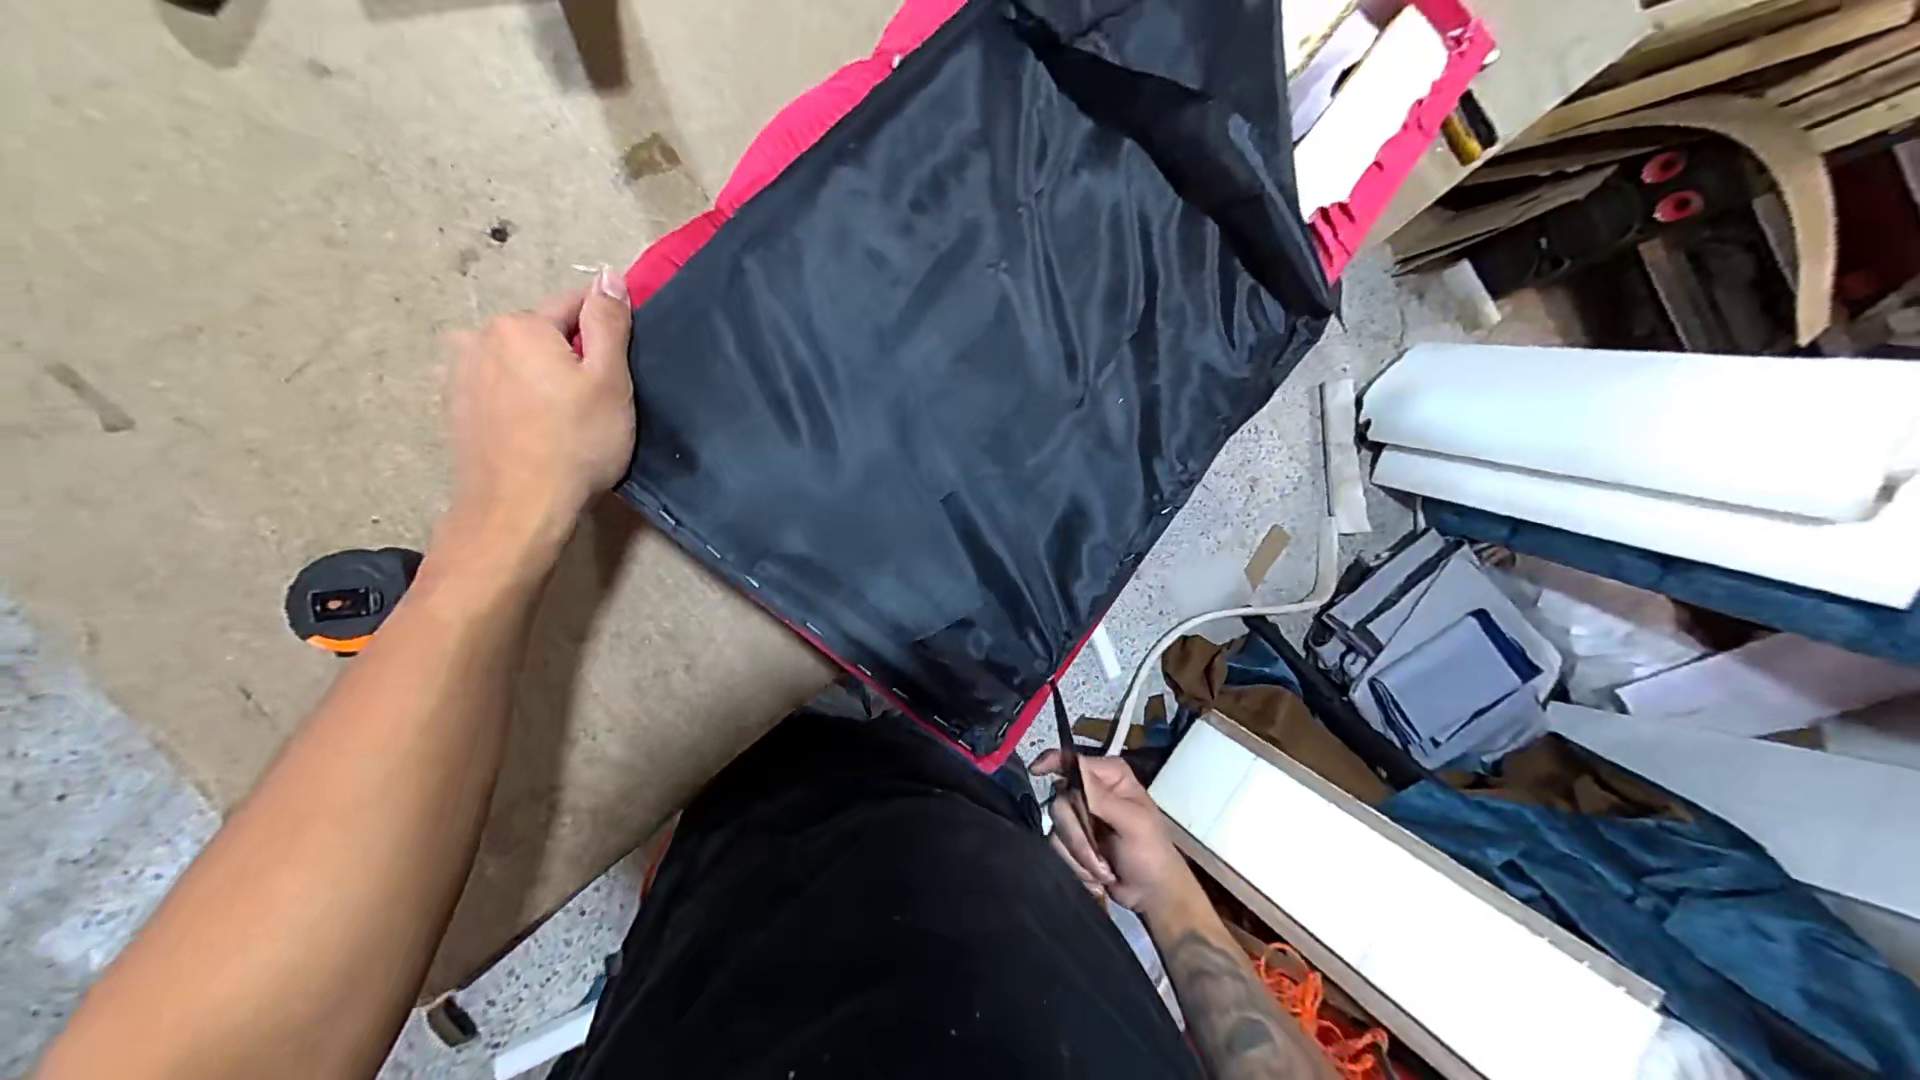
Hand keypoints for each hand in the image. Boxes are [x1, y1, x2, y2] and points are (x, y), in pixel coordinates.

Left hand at [440, 268, 634, 570]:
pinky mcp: (453, 408)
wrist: (519, 507)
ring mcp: (458, 374)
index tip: (622, 365)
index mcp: (520, 325)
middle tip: (598, 400)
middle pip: (543, 334)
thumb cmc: (576, 442)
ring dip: (541, 376)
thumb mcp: (610, 381)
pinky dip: (518, 399)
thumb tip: (609, 276)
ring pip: (518, 361)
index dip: (606, 331)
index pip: (575, 305)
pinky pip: (497, 388)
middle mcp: (478, 338)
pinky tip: (535, 429)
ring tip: (564, 417)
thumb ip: (609, 323)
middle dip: (571, 355)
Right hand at [1032, 750, 1204, 919]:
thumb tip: (1073, 770)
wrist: (1150, 895)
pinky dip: (1075, 864)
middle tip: (1100, 853)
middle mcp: (1090, 790)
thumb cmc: (1151, 853)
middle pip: (1061, 799)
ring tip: (1103, 867)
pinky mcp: (1071, 839)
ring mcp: (1079, 815)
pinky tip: (1095, 873)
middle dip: (1079, 833)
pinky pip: (1056, 846)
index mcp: (1110, 776)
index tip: (1036, 770)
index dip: (1052, 762)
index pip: (1073, 761)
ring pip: (1057, 826)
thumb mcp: (1133, 823)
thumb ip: (1102, 798)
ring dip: (1080, 853)